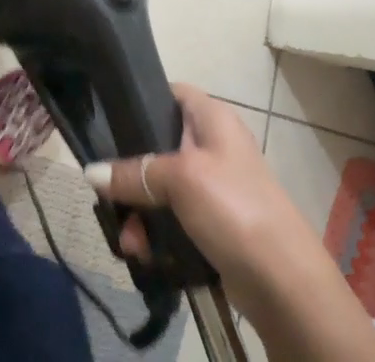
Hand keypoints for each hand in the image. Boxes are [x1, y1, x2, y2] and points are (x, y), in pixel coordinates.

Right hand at [83, 83, 298, 270]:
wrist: (283, 281)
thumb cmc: (234, 207)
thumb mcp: (180, 178)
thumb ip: (134, 173)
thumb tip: (91, 173)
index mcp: (214, 121)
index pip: (173, 93)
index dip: (143, 99)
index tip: (108, 118)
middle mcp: (213, 148)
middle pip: (157, 146)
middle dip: (129, 174)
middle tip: (107, 194)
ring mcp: (213, 188)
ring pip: (160, 189)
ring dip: (138, 212)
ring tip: (129, 240)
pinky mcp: (211, 224)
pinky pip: (171, 221)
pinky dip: (154, 235)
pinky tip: (142, 252)